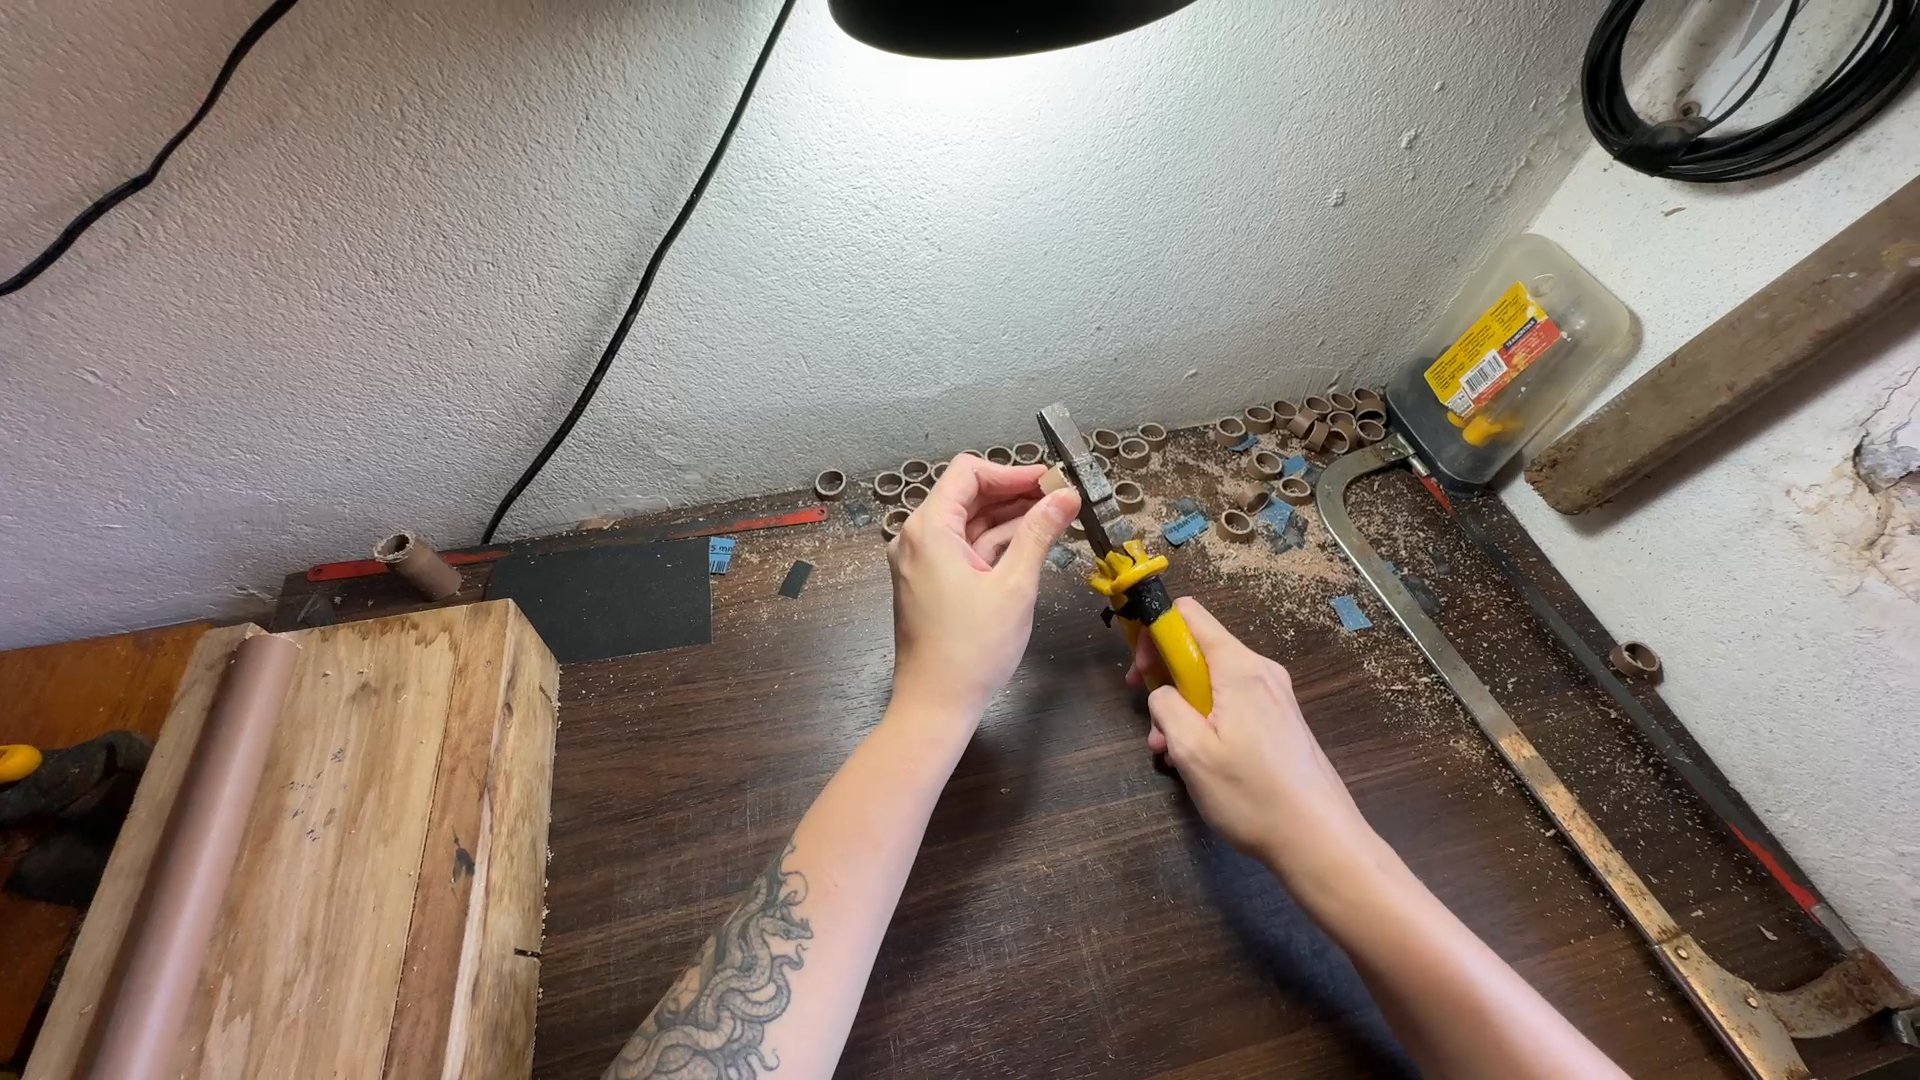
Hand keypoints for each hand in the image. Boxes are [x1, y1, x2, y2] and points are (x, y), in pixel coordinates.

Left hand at [887, 455, 1079, 723]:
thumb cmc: (973, 649)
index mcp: (929, 529)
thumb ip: (1039, 534)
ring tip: (1054, 518)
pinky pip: (962, 549)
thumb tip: (1065, 496)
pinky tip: (1029, 543)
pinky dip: (994, 543)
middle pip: (967, 496)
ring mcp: (920, 561)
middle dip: (1014, 494)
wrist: (935, 705)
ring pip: (968, 523)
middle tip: (1060, 499)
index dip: (1011, 472)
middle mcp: (916, 538)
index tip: (1050, 482)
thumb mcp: (1015, 586)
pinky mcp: (929, 582)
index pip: (968, 473)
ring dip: (1008, 518)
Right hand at [1132, 598, 1377, 877]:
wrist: (1321, 843)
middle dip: (1165, 679)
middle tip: (1151, 721)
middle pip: (1199, 648)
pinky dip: (1207, 721)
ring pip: (1213, 681)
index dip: (1154, 632)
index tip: (1140, 672)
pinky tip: (1199, 761)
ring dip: (1183, 708)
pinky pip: (1232, 703)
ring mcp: (1275, 696)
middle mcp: (1261, 671)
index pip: (1188, 614)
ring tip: (1170, 753)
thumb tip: (1163, 693)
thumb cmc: (1252, 794)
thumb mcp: (1191, 750)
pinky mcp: (1281, 720)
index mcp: (1239, 668)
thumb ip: (1165, 706)